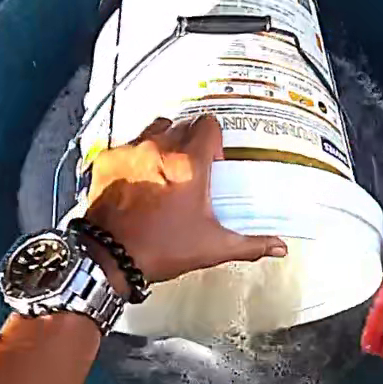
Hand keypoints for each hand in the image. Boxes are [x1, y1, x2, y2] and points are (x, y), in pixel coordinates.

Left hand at [82, 114, 286, 283]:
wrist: (109, 258)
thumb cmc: (156, 249)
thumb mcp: (210, 247)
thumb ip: (249, 244)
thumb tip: (275, 246)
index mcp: (189, 164)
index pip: (209, 125)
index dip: (214, 141)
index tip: (213, 160)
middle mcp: (158, 150)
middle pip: (182, 125)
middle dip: (189, 142)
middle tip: (189, 168)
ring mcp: (130, 153)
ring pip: (153, 129)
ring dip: (161, 142)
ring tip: (163, 170)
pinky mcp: (107, 161)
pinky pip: (125, 146)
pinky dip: (133, 157)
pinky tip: (136, 180)